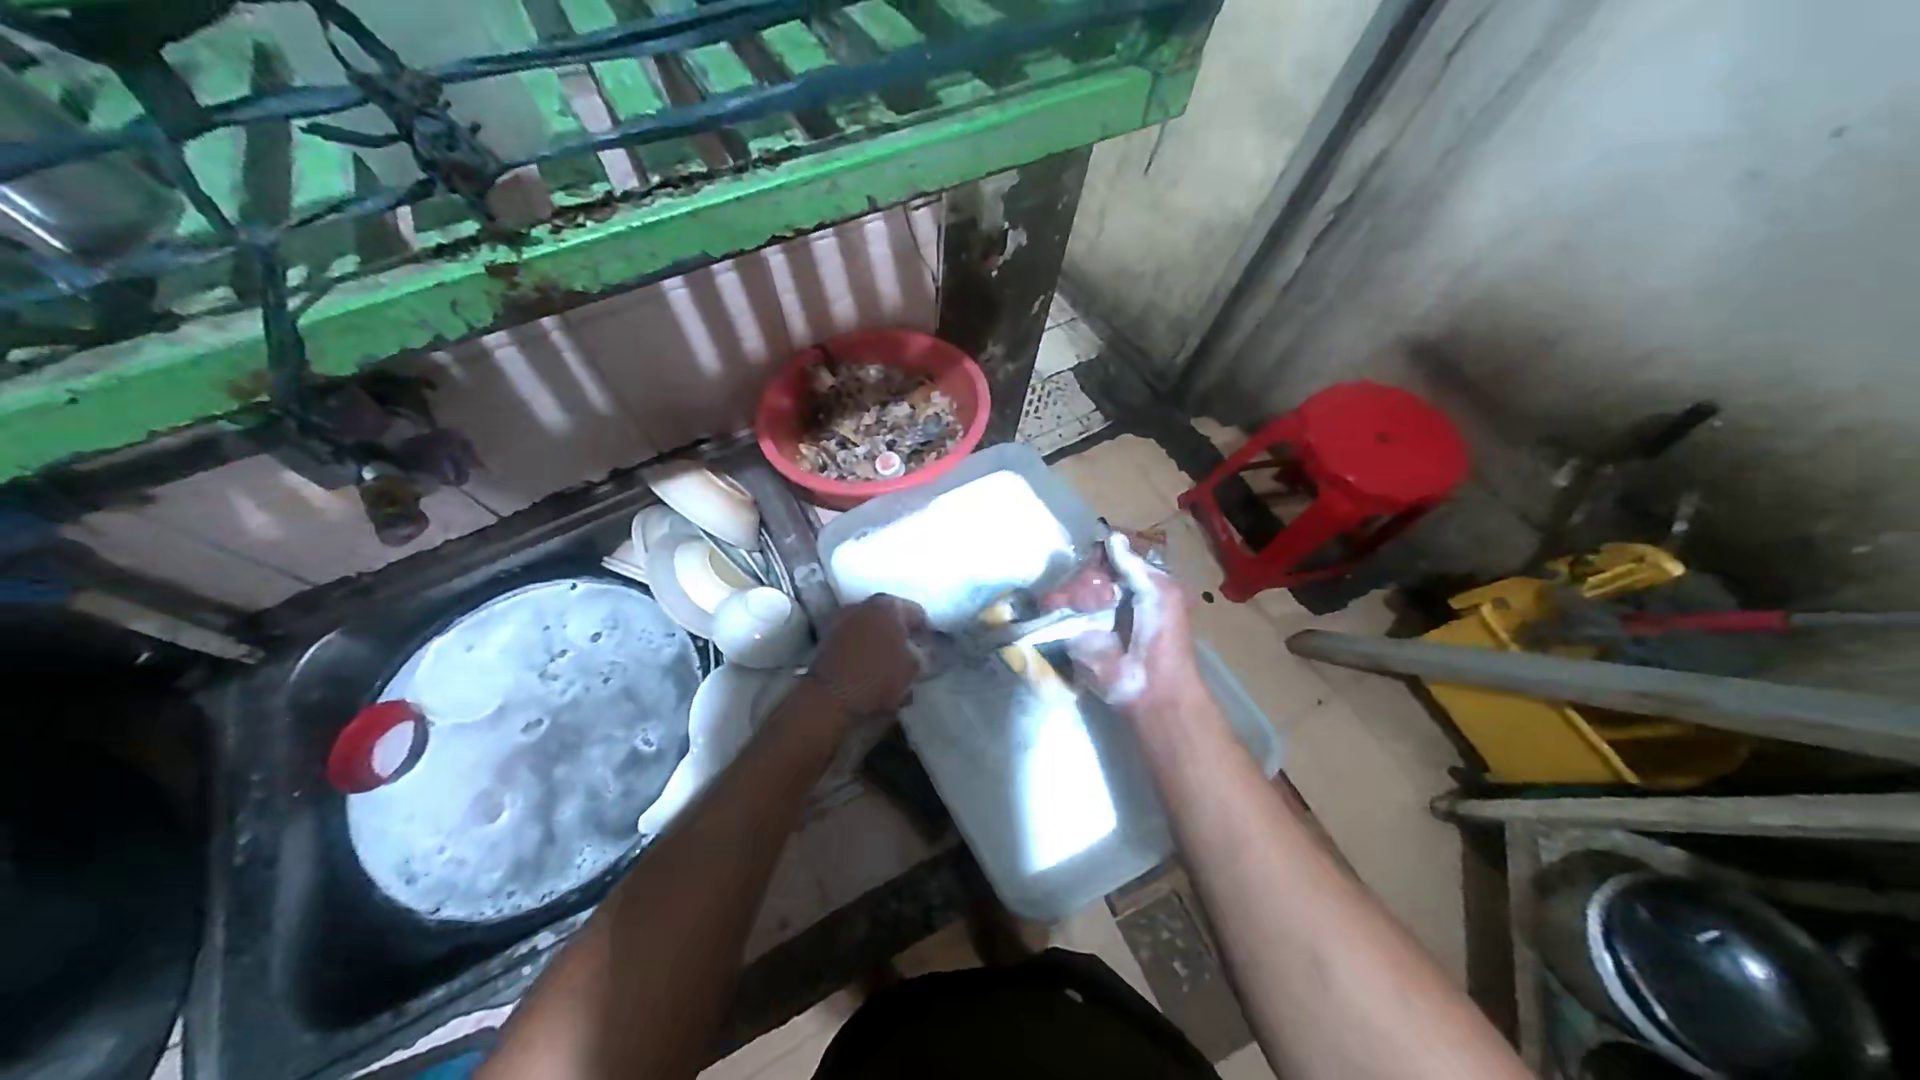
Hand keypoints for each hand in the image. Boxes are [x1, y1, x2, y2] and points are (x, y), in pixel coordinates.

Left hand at [807, 595, 926, 714]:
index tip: (929, 651)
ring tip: (887, 668)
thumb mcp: (914, 667)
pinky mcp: (826, 638)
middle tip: (909, 658)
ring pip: (870, 629)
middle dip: (900, 636)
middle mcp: (863, 604)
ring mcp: (841, 619)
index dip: (926, 633)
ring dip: (880, 643)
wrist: (830, 696)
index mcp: (889, 605)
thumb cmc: (879, 677)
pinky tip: (867, 670)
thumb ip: (924, 654)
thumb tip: (923, 650)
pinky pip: (853, 640)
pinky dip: (862, 651)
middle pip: (891, 618)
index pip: (918, 614)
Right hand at [1044, 533, 1205, 719]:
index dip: (1102, 556)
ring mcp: (1089, 619)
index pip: (1112, 563)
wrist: (1150, 683)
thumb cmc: (1163, 634)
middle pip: (1087, 575)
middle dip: (1085, 575)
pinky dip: (1053, 605)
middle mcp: (1111, 602)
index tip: (1093, 552)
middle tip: (1088, 581)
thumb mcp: (1158, 592)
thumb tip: (1111, 537)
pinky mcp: (1071, 636)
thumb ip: (1133, 566)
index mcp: (1137, 589)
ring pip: (1070, 591)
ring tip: (1074, 598)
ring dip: (1069, 590)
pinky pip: (1057, 614)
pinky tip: (1054, 603)